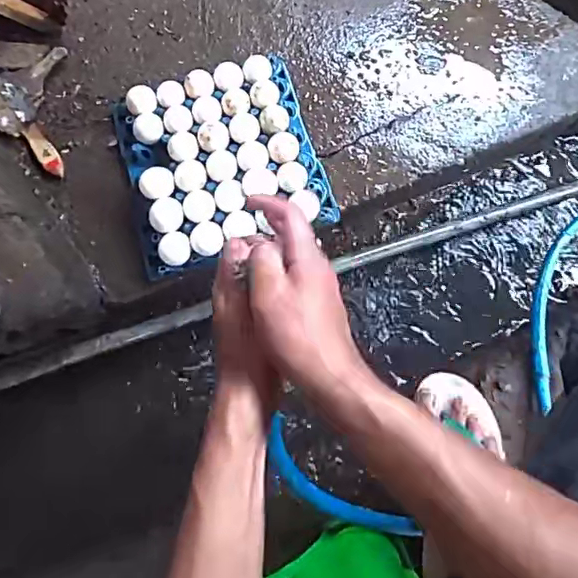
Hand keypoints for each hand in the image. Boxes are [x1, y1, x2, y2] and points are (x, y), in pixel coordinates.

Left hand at [210, 237, 279, 418]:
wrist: (251, 394)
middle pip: (248, 263)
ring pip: (257, 281)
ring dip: (272, 277)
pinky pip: (264, 300)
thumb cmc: (251, 356)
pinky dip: (275, 296)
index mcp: (225, 288)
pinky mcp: (253, 327)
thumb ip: (241, 274)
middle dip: (267, 257)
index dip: (256, 240)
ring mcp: (241, 313)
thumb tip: (239, 244)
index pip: (235, 248)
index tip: (276, 239)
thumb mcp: (249, 307)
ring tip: (292, 275)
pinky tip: (289, 300)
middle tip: (289, 257)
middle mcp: (229, 298)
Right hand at [241, 196, 369, 394]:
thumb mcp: (268, 294)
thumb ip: (260, 261)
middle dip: (268, 225)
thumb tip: (256, 245)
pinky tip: (264, 288)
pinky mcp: (319, 303)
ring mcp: (321, 285)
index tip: (250, 201)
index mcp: (306, 258)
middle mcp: (318, 267)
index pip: (290, 214)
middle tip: (247, 228)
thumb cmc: (300, 340)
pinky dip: (277, 271)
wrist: (330, 375)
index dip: (268, 203)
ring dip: (270, 250)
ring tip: (249, 258)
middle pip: (294, 233)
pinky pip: (295, 274)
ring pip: (293, 255)